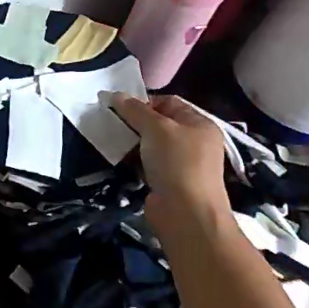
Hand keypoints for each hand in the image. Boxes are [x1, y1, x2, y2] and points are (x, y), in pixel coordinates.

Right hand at [111, 94, 228, 214]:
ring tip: (110, 140)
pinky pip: (146, 162)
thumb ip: (135, 110)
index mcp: (199, 123)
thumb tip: (115, 95)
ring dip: (131, 141)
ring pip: (150, 144)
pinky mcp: (167, 180)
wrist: (185, 212)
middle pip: (158, 123)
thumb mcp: (156, 128)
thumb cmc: (177, 162)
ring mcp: (180, 163)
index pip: (168, 102)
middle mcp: (193, 141)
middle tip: (110, 123)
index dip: (143, 101)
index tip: (118, 107)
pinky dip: (133, 159)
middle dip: (134, 122)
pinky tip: (118, 158)